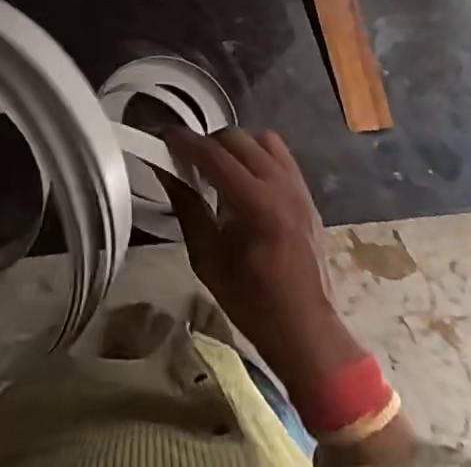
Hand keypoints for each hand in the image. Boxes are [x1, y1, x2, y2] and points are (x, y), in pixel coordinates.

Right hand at [164, 129, 362, 385]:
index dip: (184, 141)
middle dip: (205, 142)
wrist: (307, 331)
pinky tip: (243, 177)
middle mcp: (282, 187)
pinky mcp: (307, 195)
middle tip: (185, 160)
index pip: (213, 154)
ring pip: (260, 140)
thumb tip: (164, 170)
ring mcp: (299, 189)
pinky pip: (280, 155)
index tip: (163, 138)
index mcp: (257, 205)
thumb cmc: (252, 302)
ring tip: (216, 167)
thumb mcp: (206, 257)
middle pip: (236, 139)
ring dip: (233, 145)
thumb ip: (186, 206)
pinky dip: (257, 154)